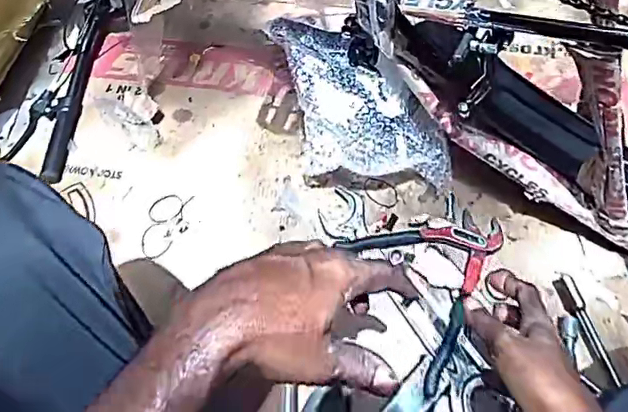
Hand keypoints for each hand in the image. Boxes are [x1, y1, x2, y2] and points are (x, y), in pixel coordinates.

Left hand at [177, 241, 416, 395]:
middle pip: (349, 263)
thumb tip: (385, 376)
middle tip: (370, 305)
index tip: (411, 286)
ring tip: (334, 308)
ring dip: (333, 282)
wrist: (217, 321)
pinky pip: (294, 264)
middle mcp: (312, 252)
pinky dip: (305, 280)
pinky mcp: (262, 259)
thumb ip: (359, 365)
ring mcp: (285, 252)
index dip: (400, 281)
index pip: (380, 271)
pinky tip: (296, 303)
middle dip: (363, 285)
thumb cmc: (267, 334)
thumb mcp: (322, 359)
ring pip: (320, 261)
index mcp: (335, 270)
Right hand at [467, 271, 598, 411]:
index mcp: (539, 323)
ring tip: (483, 342)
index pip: (524, 290)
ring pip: (514, 343)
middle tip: (482, 312)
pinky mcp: (536, 387)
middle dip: (497, 313)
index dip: (506, 281)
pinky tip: (491, 372)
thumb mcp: (507, 344)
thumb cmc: (547, 382)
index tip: (490, 280)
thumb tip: (471, 305)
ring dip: (496, 340)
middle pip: (518, 317)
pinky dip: (499, 364)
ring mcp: (540, 365)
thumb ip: (488, 323)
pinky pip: (513, 367)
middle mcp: (542, 341)